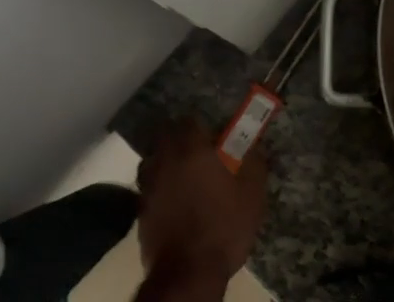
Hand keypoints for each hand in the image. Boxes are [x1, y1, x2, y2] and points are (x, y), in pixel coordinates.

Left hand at [136, 122, 268, 286]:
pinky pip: (148, 188)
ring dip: (165, 162)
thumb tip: (253, 146)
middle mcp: (165, 160)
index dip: (201, 125)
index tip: (212, 135)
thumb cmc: (224, 225)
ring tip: (182, 175)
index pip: (189, 120)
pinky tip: (173, 202)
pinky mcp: (140, 211)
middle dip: (179, 139)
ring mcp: (148, 186)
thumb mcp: (252, 192)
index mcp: (192, 149)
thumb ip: (253, 162)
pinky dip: (159, 188)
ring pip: (152, 161)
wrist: (188, 272)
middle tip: (197, 152)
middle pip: (165, 137)